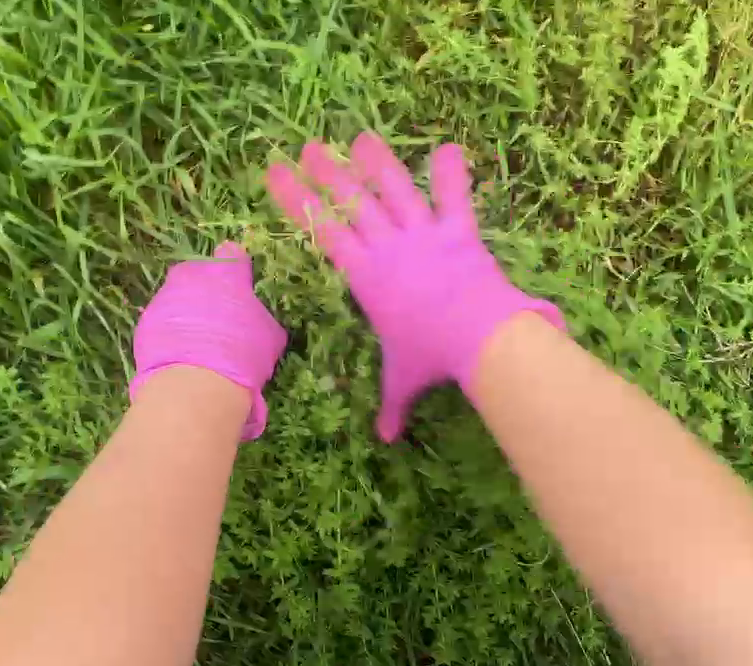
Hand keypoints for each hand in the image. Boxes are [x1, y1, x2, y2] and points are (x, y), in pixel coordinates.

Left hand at [131, 241, 285, 440]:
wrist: (198, 383)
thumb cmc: (243, 353)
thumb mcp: (270, 336)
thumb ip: (261, 317)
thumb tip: (258, 319)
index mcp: (226, 273)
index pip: (232, 254)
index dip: (236, 268)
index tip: (240, 284)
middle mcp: (191, 276)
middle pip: (198, 273)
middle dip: (207, 290)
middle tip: (221, 321)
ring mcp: (164, 297)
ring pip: (178, 298)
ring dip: (189, 315)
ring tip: (202, 346)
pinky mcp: (145, 322)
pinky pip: (163, 323)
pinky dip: (173, 334)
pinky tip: (185, 358)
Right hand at [266, 132, 563, 440]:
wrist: (477, 337)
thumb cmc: (432, 358)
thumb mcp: (404, 381)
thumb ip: (393, 405)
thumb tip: (387, 440)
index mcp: (367, 278)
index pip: (323, 233)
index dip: (297, 202)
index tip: (275, 173)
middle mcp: (389, 248)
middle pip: (351, 203)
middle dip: (327, 174)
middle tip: (308, 147)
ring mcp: (423, 235)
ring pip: (395, 190)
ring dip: (377, 163)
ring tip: (361, 137)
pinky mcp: (458, 232)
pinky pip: (455, 197)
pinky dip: (453, 174)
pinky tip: (451, 147)